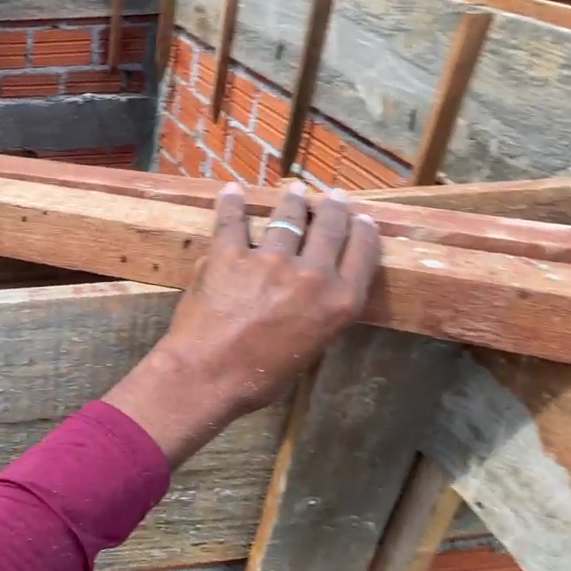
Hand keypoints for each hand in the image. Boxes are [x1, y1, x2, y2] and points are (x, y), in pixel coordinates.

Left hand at [103, 182, 379, 465]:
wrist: (207, 376)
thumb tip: (312, 304)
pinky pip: (232, 220)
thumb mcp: (309, 351)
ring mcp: (270, 259)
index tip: (360, 218)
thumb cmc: (258, 378)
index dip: (362, 229)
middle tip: (332, 196)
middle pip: (330, 226)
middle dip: (333, 207)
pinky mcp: (229, 254)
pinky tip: (232, 191)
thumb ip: (317, 319)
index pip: (363, 250)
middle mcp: (313, 274)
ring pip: (288, 216)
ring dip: (293, 200)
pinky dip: (232, 203)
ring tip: (294, 191)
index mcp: (340, 301)